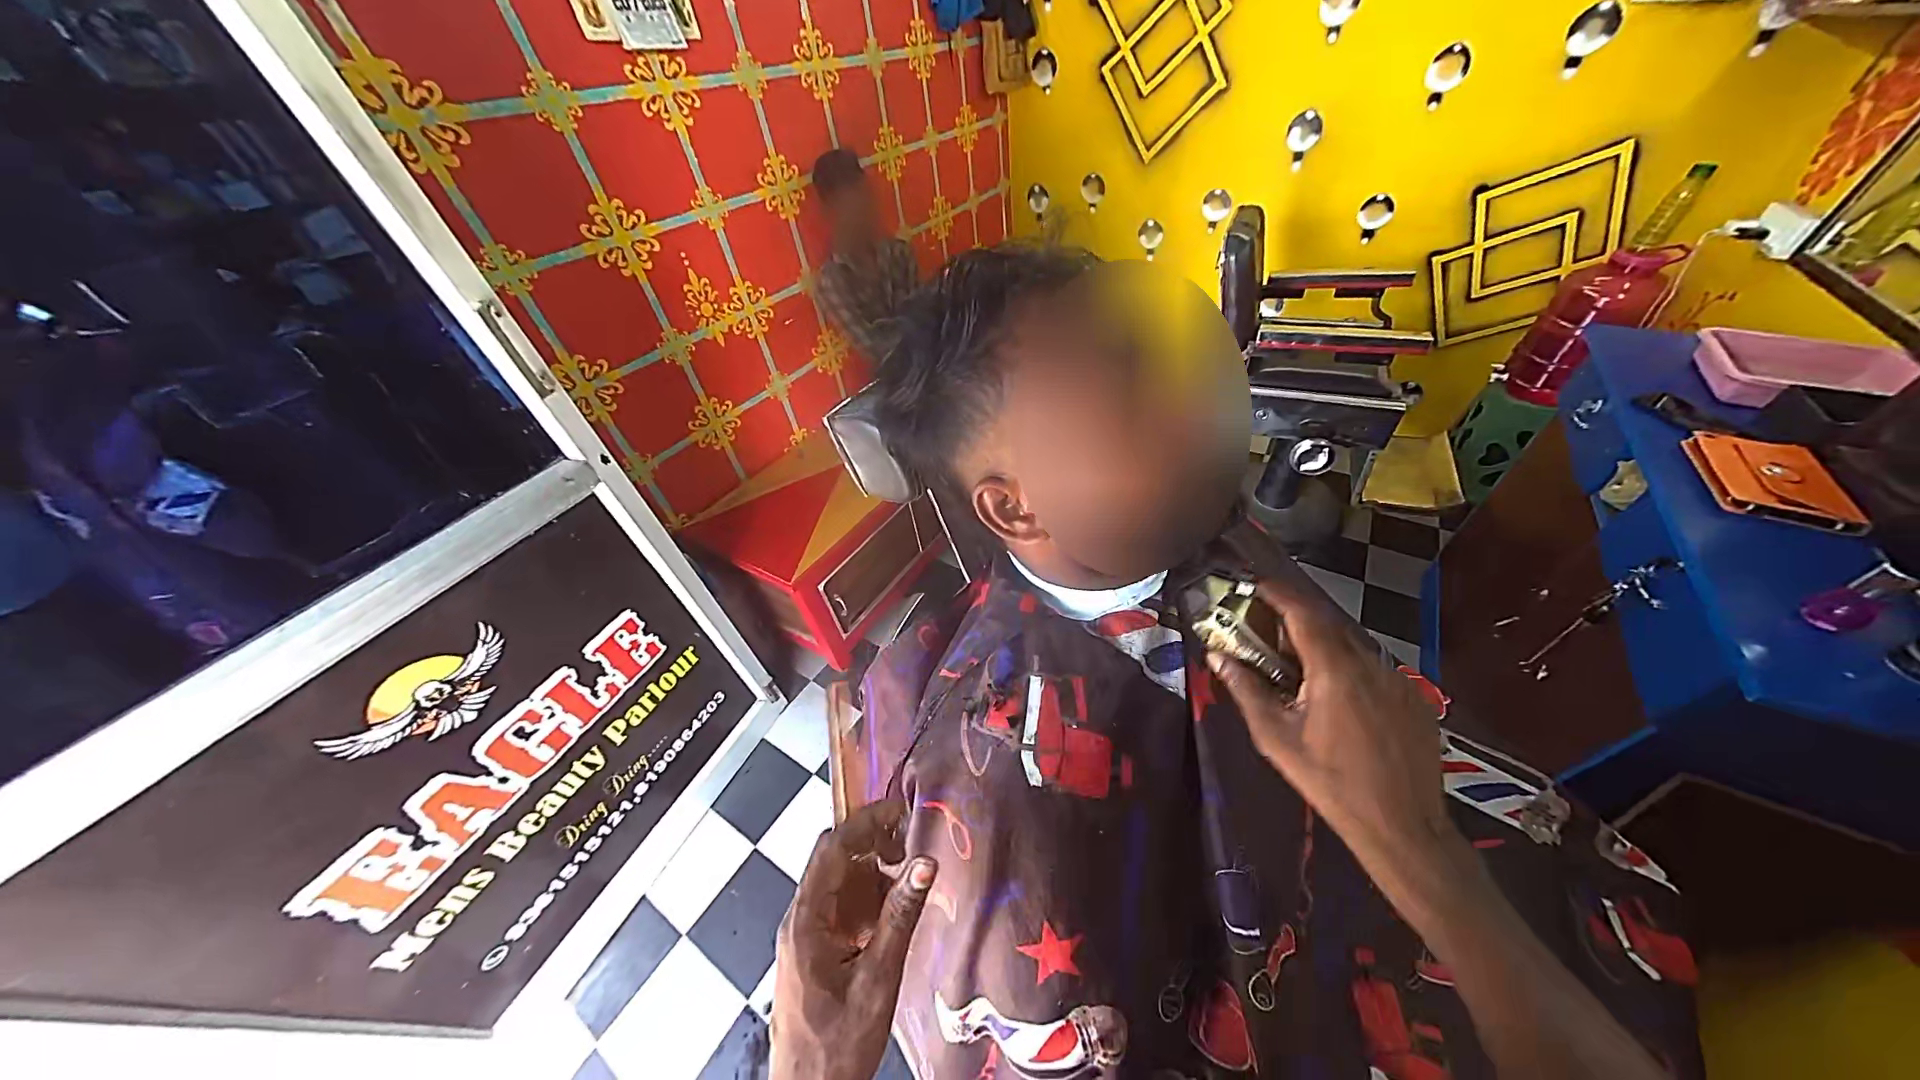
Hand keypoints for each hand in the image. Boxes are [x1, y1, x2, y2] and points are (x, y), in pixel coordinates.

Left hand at [771, 799, 936, 1079]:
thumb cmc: (837, 1046)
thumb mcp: (878, 979)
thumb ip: (900, 917)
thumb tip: (924, 864)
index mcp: (806, 919)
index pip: (831, 847)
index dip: (866, 821)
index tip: (900, 810)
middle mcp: (799, 918)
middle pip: (831, 858)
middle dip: (870, 841)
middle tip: (908, 840)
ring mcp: (804, 933)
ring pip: (837, 879)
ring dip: (870, 870)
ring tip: (905, 874)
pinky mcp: (814, 948)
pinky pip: (839, 905)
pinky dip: (866, 896)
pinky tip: (891, 910)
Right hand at [1204, 564, 1459, 864]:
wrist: (1402, 826)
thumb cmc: (1329, 781)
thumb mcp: (1276, 737)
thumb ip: (1246, 690)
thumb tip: (1217, 657)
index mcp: (1334, 670)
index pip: (1303, 614)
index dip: (1277, 592)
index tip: (1255, 582)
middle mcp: (1370, 665)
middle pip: (1327, 626)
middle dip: (1294, 622)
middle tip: (1265, 634)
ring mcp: (1398, 681)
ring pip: (1351, 648)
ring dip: (1321, 649)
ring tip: (1298, 674)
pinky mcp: (1415, 698)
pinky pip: (1373, 670)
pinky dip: (1347, 670)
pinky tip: (1337, 702)